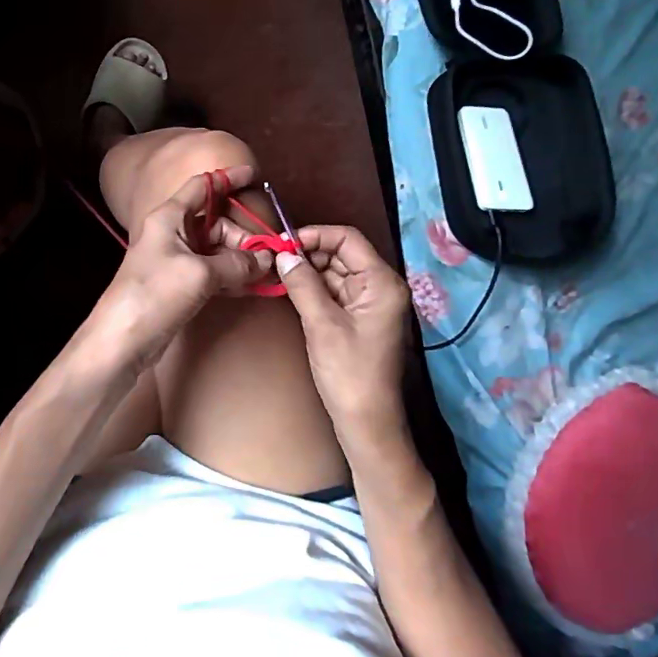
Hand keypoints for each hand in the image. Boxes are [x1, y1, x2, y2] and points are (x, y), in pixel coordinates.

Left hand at [95, 166, 274, 367]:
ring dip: (241, 257)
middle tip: (268, 255)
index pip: (202, 186)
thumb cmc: (154, 294)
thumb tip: (266, 259)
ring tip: (266, 271)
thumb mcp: (200, 273)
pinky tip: (251, 285)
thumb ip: (236, 263)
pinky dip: (231, 275)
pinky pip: (212, 270)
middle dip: (243, 234)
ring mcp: (175, 259)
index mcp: (169, 216)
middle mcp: (171, 232)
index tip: (254, 174)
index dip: (228, 178)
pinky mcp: (179, 284)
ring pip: (216, 248)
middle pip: (215, 222)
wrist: (122, 339)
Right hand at [274, 224, 410, 434]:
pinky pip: (334, 291)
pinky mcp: (358, 317)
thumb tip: (283, 254)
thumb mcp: (322, 324)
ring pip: (335, 272)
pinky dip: (313, 288)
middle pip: (341, 254)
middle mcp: (380, 287)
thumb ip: (302, 284)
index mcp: (382, 283)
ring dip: (308, 270)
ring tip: (278, 273)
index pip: (348, 239)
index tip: (283, 243)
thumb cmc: (349, 372)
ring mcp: (370, 303)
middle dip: (308, 252)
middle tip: (275, 259)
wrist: (366, 420)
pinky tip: (291, 289)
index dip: (315, 235)